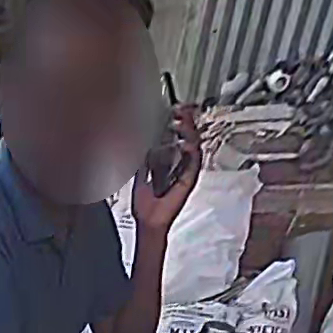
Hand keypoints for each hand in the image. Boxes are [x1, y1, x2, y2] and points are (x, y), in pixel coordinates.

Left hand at [131, 104, 203, 232]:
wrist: (149, 222)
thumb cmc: (145, 207)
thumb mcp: (140, 177)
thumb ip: (141, 162)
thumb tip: (137, 145)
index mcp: (166, 164)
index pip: (174, 139)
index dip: (174, 125)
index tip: (171, 112)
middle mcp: (177, 166)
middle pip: (186, 138)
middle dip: (184, 122)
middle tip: (181, 110)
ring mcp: (184, 171)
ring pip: (193, 145)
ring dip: (189, 132)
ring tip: (184, 121)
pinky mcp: (189, 179)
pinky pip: (195, 161)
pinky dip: (192, 151)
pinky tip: (187, 142)